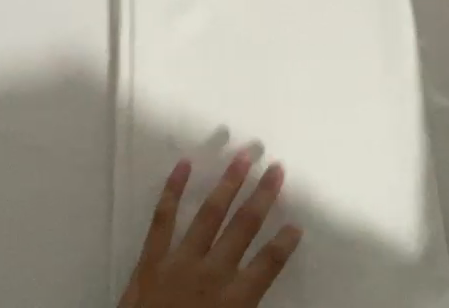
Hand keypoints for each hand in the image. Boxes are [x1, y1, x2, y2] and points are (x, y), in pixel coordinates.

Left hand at [119, 150, 303, 307]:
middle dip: (262, 196)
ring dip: (228, 183)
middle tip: (276, 167)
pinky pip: (163, 219)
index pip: (267, 265)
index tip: (296, 224)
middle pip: (244, 227)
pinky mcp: (152, 259)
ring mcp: (180, 261)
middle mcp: (212, 273)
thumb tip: (259, 289)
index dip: (283, 244)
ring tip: (243, 156)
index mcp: (234, 301)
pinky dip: (172, 190)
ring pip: (210, 214)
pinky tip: (184, 163)